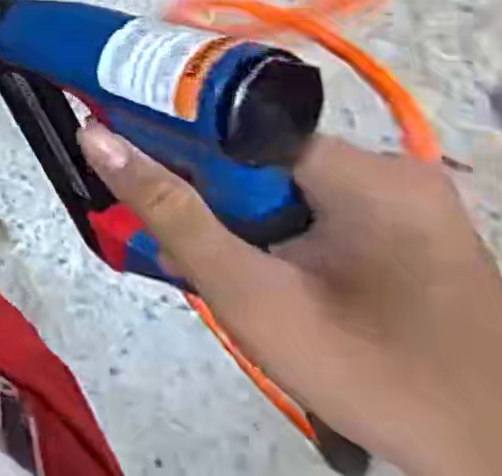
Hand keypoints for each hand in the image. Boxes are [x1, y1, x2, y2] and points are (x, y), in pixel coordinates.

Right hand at [79, 124, 501, 475]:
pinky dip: (268, 231)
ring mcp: (406, 203)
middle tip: (172, 241)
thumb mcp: (250, 295)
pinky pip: (306, 206)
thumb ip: (169, 211)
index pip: (233, 124)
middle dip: (201, 193)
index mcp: (366, 174)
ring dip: (231, 217)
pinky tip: (259, 274)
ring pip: (274, 182)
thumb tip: (93, 134)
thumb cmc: (371, 376)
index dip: (167, 135)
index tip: (119, 158)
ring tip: (212, 267)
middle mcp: (391, 173)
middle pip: (252, 154)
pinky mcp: (408, 233)